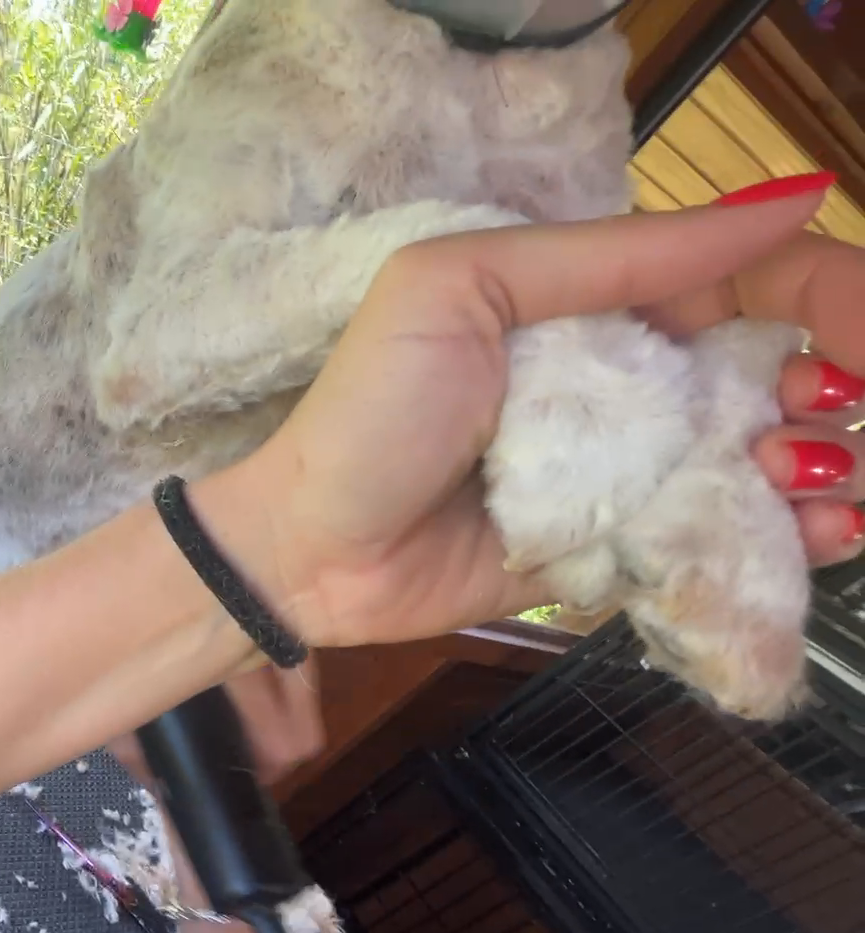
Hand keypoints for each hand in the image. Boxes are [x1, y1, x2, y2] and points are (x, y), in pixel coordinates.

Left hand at [203, 181, 864, 649]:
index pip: (747, 279)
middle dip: (845, 385)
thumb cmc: (368, 419)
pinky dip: (791, 534)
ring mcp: (617, 470)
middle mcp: (615, 385)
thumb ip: (603, 255)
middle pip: (786, 367)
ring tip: (808, 480)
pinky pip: (728, 535)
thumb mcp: (453, 294)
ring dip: (831, 463)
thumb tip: (789, 200)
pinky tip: (811, 533)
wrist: (308, 545)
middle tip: (819, 415)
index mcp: (583, 311)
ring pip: (776, 454)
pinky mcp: (610, 545)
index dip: (831, 294)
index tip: (860, 342)